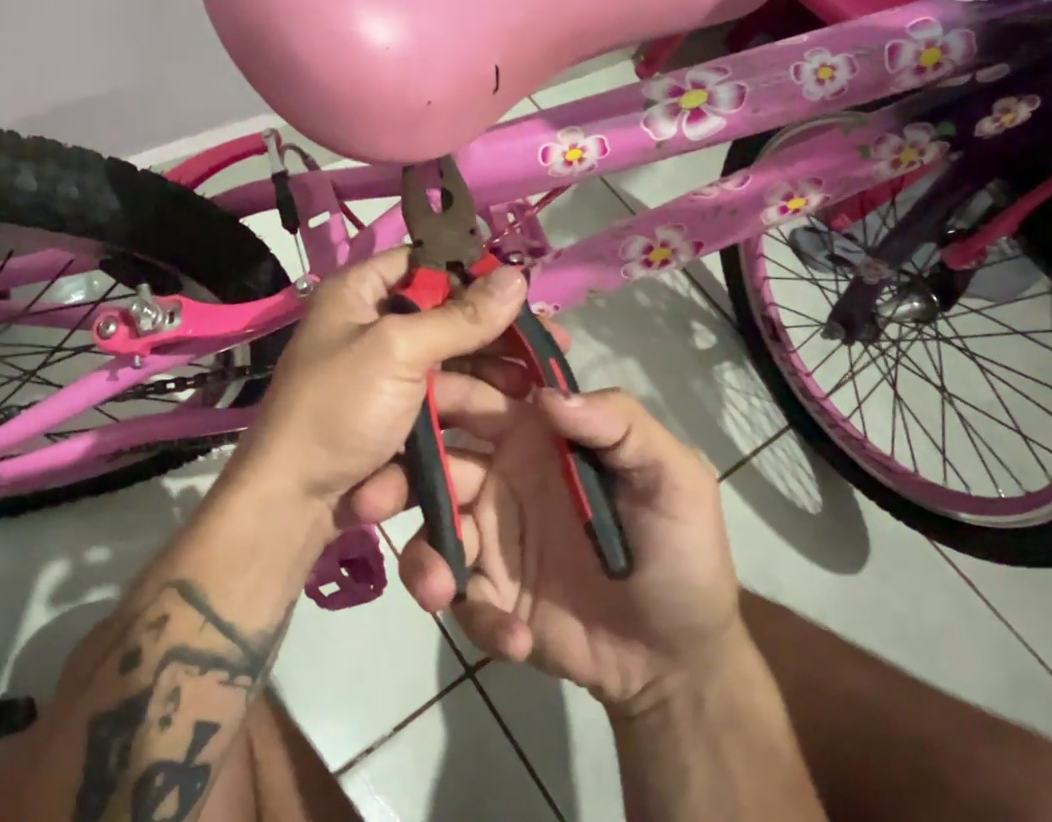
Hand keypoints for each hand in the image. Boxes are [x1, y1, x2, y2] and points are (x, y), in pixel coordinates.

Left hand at [226, 246, 532, 523]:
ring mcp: (384, 378)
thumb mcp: (397, 352)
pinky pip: (444, 407)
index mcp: (358, 295)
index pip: (423, 264)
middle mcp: (372, 328)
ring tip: (540, 393)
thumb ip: (459, 317)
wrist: (294, 499)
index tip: (524, 291)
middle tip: (554, 347)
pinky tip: (515, 422)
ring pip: (452, 368)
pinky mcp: (396, 420)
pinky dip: (475, 412)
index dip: (472, 274)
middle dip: (498, 337)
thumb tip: (517, 275)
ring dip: (495, 379)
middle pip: (447, 320)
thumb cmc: (338, 409)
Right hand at [358, 385, 743, 714]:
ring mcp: (488, 539)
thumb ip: (621, 425)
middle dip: (395, 476)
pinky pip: (458, 595)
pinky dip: (476, 615)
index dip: (439, 389)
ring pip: (430, 531)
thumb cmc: (682, 554)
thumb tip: (546, 396)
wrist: (678, 661)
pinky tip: (515, 636)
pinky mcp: (485, 595)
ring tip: (437, 590)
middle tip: (369, 500)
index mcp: (536, 439)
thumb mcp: (675, 479)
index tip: (400, 394)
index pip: (477, 397)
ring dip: (423, 557)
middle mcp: (499, 479)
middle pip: (432, 462)